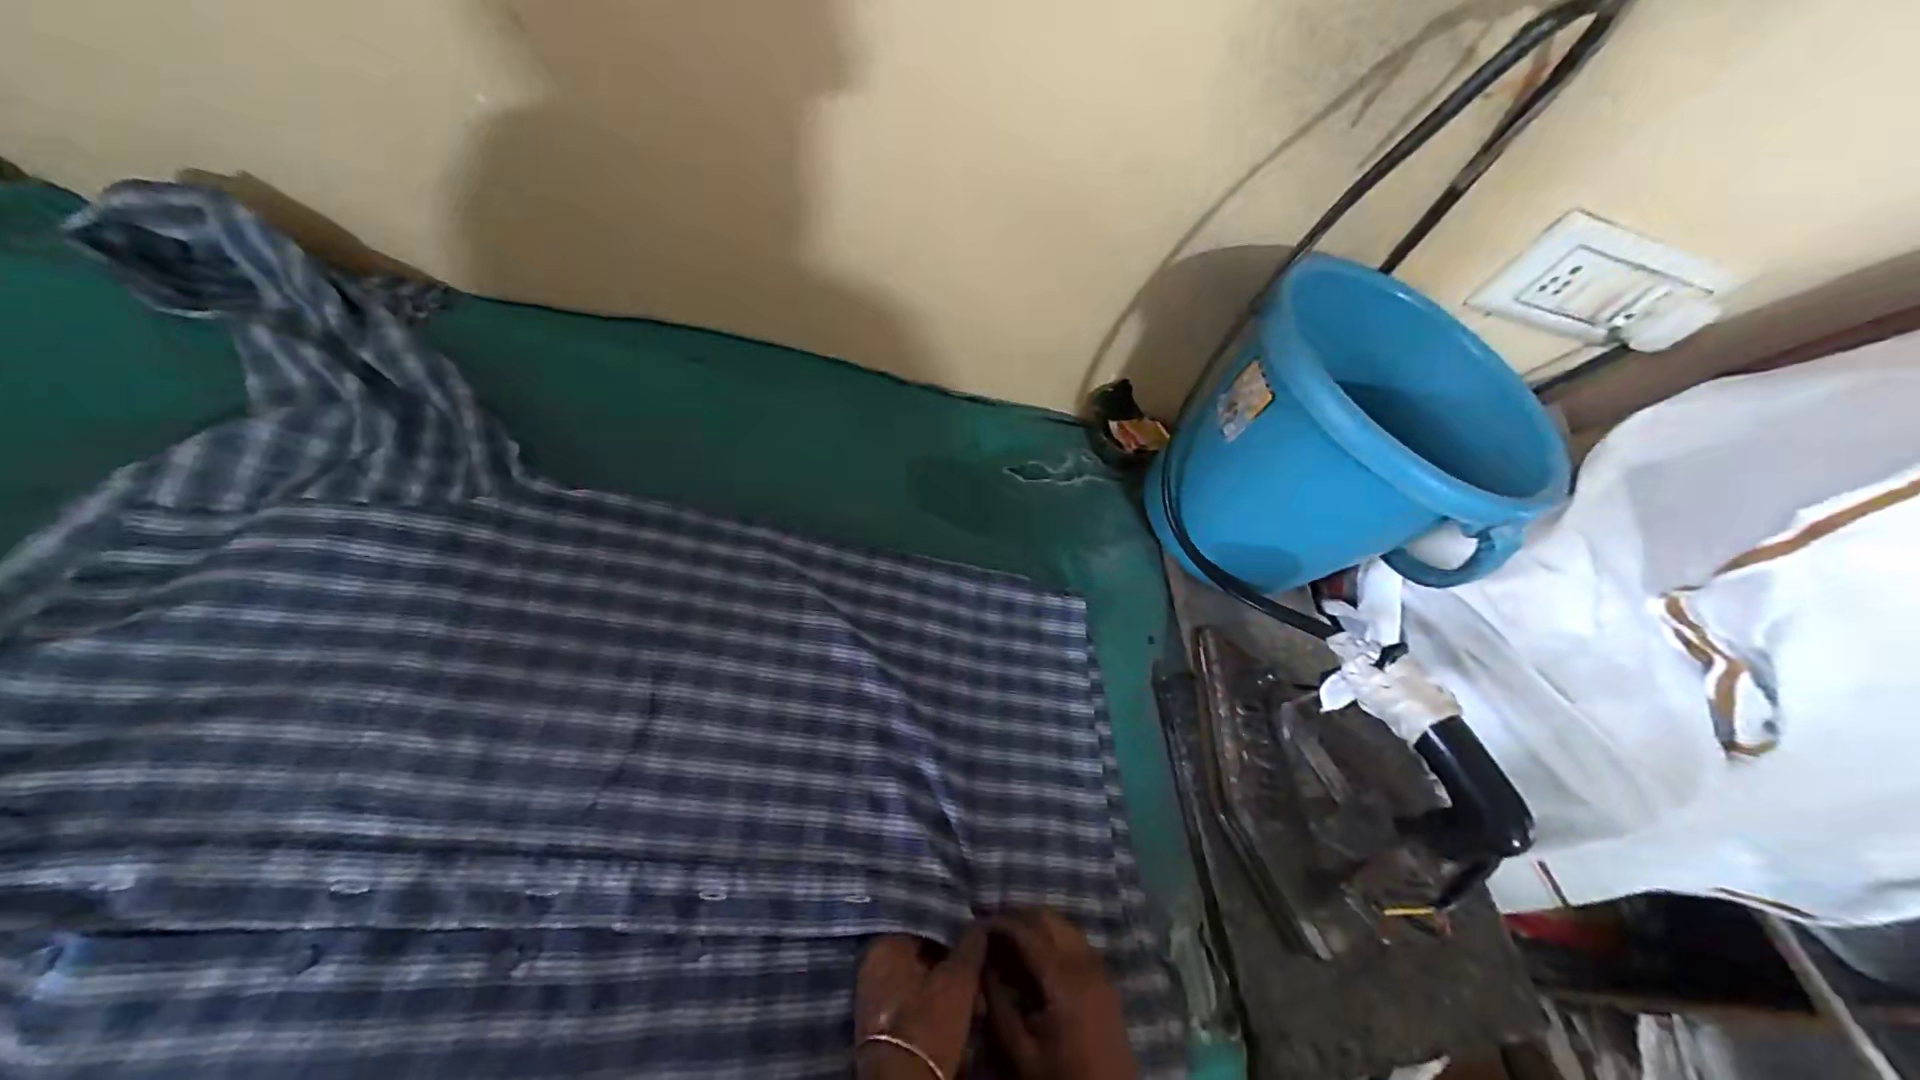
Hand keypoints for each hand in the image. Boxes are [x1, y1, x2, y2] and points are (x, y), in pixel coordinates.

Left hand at [854, 925, 987, 1079]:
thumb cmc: (927, 1024)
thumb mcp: (959, 980)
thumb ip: (971, 945)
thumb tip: (981, 922)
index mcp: (885, 945)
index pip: (929, 928)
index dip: (958, 940)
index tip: (980, 954)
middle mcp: (873, 965)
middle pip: (925, 959)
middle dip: (957, 973)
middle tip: (981, 990)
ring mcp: (873, 996)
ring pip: (922, 984)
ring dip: (951, 995)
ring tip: (977, 1011)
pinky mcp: (879, 1025)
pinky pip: (913, 1005)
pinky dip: (935, 1011)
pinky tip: (958, 1026)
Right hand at [984, 909, 1137, 1079]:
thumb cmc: (1061, 1079)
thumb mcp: (1020, 1051)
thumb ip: (998, 1003)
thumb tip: (983, 963)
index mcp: (1063, 981)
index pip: (1027, 932)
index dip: (1000, 922)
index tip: (977, 921)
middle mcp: (1085, 964)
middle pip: (1049, 918)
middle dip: (1017, 913)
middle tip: (991, 921)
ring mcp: (1100, 968)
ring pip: (1065, 924)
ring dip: (1037, 920)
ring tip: (1010, 930)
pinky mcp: (1106, 978)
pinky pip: (1078, 939)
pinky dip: (1055, 932)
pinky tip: (1039, 946)